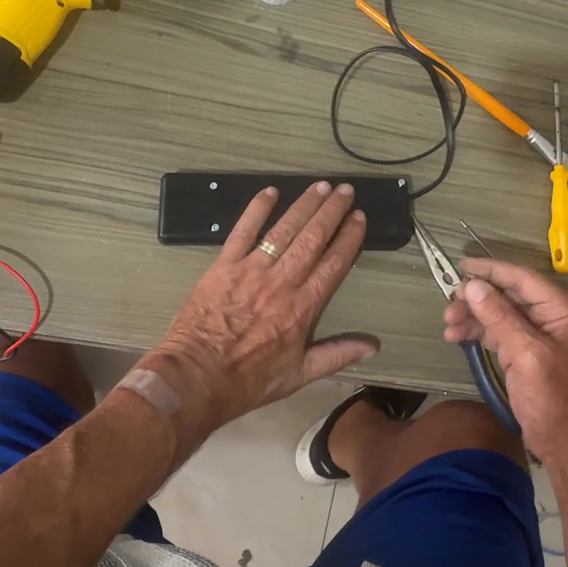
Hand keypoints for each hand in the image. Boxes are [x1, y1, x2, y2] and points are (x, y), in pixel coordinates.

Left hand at [140, 182, 375, 450]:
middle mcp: (282, 282)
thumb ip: (337, 354)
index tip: (359, 218)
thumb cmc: (248, 380)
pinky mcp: (224, 265)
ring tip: (320, 186)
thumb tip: (373, 345)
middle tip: (345, 190)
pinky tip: (270, 192)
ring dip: (304, 205)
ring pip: (284, 229)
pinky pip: (242, 231)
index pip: (334, 263)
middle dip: (331, 211)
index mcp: (303, 307)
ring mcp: (252, 270)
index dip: (349, 238)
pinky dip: (257, 209)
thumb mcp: (298, 375)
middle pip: (313, 238)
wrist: (195, 379)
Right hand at [443, 258, 567, 471]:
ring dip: (474, 317)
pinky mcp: (530, 357)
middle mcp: (555, 318)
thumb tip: (473, 285)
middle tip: (449, 306)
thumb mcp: (528, 357)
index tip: (460, 267)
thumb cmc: (559, 404)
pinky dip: (480, 333)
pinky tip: (459, 337)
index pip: (523, 279)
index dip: (491, 270)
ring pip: (502, 314)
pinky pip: (502, 334)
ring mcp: (542, 338)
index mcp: (565, 311)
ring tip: (448, 325)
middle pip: (510, 295)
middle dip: (478, 298)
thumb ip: (500, 318)